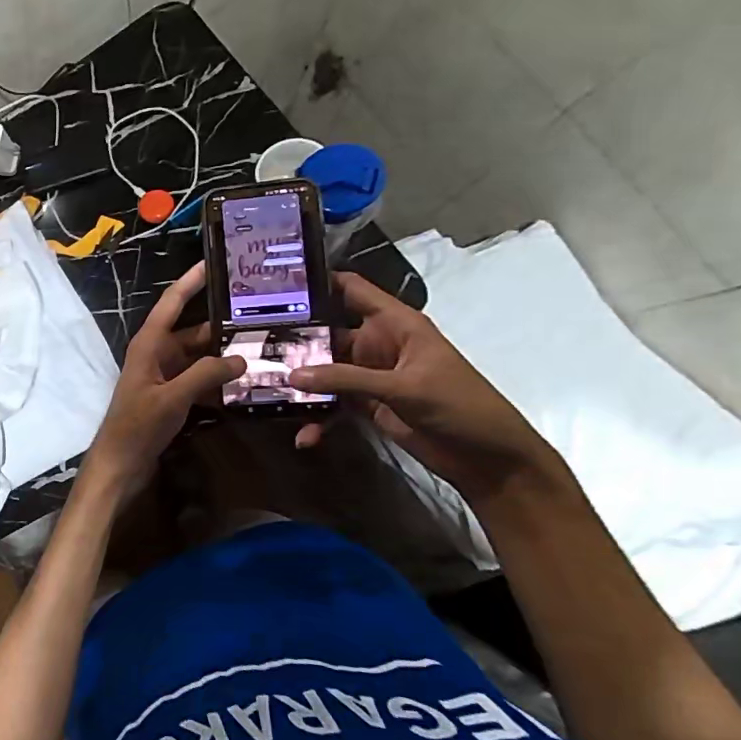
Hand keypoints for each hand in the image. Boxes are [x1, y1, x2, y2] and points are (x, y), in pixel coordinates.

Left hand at [85, 262, 244, 490]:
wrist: (119, 465)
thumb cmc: (137, 426)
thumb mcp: (171, 398)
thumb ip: (205, 375)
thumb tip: (241, 358)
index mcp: (150, 344)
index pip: (172, 302)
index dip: (192, 280)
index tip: (215, 262)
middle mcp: (158, 353)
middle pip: (194, 331)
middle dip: (223, 324)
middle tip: (260, 314)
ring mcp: (166, 376)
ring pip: (201, 357)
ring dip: (225, 355)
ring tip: (263, 346)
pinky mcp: (173, 396)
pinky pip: (200, 380)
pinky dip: (219, 380)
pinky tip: (246, 383)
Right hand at [290, 272, 569, 508]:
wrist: (486, 457)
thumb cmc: (458, 404)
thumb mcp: (403, 386)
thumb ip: (348, 379)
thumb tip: (293, 375)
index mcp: (394, 323)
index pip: (352, 289)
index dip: (319, 281)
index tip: (276, 283)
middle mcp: (377, 343)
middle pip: (328, 332)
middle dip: (295, 339)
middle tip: (254, 343)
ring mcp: (370, 376)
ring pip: (326, 371)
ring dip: (302, 382)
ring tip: (268, 390)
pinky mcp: (367, 406)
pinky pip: (334, 405)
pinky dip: (319, 418)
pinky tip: (304, 436)